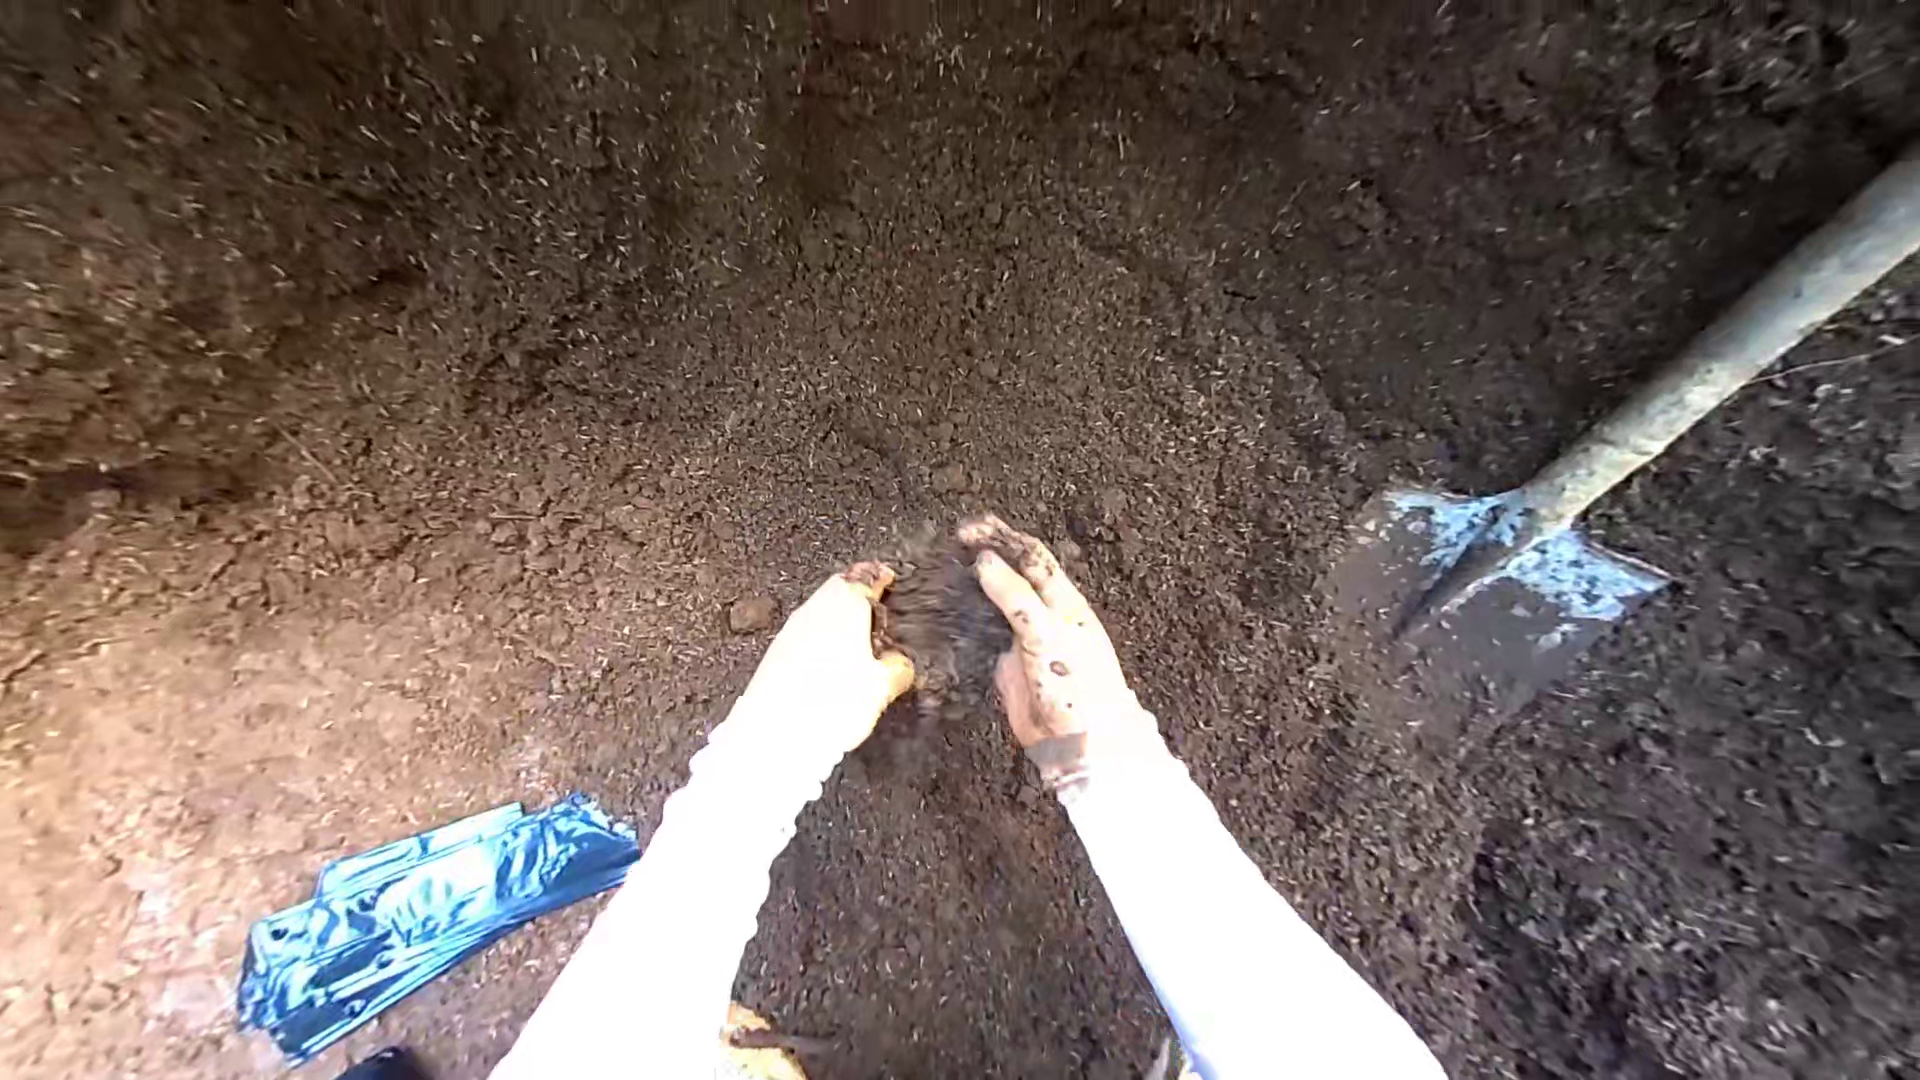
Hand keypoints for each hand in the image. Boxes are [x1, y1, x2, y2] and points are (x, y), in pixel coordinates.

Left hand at [736, 562, 915, 755]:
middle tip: (878, 610)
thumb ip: (897, 668)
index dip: (881, 577)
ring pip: (822, 611)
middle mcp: (816, 607)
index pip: (867, 575)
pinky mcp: (778, 652)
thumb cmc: (831, 702)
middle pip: (841, 588)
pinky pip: (807, 634)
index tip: (888, 579)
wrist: (775, 734)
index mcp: (846, 602)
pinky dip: (823, 639)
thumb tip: (900, 664)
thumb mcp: (882, 686)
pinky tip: (832, 663)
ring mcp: (793, 628)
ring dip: (840, 619)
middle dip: (859, 596)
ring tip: (859, 642)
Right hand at [958, 516, 1145, 749]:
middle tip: (953, 541)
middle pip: (1011, 571)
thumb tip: (986, 561)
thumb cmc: (1076, 686)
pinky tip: (945, 609)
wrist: (1078, 743)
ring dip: (971, 581)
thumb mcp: (1047, 635)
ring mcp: (1021, 634)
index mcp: (1062, 598)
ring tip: (944, 568)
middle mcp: (1041, 611)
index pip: (1030, 555)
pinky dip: (964, 615)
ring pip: (993, 598)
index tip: (968, 531)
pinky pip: (982, 629)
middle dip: (984, 551)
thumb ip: (1016, 598)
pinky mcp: (1003, 658)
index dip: (1001, 538)